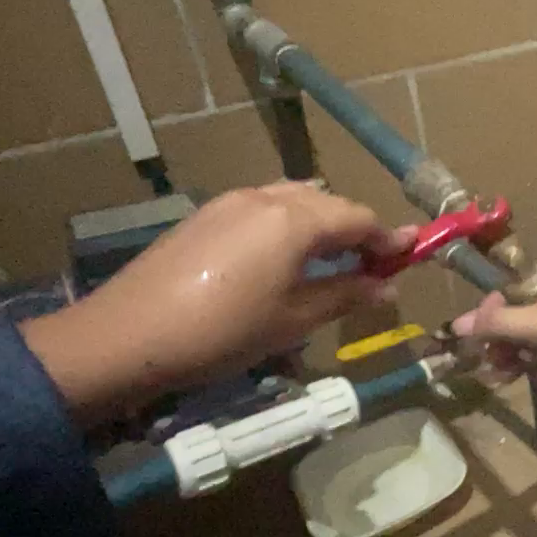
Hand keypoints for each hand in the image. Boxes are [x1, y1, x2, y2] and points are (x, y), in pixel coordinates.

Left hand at [21, 183, 411, 421]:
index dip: (389, 239)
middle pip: (331, 204)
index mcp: (296, 220)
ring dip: (325, 225)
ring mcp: (232, 202)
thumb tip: (388, 286)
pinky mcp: (207, 216)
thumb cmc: (223, 332)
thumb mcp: (296, 319)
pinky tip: (286, 259)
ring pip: (297, 201)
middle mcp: (267, 198)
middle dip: (359, 231)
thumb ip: (348, 294)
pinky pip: (266, 207)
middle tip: (374, 266)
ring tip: (333, 261)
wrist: (124, 338)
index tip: (411, 257)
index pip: (360, 218)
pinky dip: (292, 225)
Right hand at [451, 262, 536, 402]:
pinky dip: (536, 365)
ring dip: (517, 352)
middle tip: (484, 352)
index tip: (483, 317)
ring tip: (497, 371)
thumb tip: (460, 322)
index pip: (533, 275)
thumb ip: (505, 322)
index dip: (505, 294)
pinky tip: (520, 378)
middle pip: (533, 309)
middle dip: (506, 331)